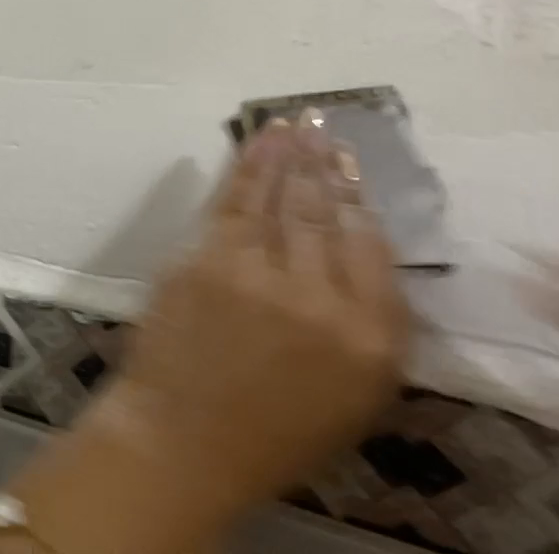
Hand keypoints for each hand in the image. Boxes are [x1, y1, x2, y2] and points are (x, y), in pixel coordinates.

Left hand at [0, 117, 410, 553]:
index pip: (374, 250)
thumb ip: (366, 327)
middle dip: (324, 167)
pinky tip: (253, 148)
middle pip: (326, 216)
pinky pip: (229, 206)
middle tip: (325, 128)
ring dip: (285, 156)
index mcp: (371, 340)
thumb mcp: (354, 396)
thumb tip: (357, 254)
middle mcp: (319, 299)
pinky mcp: (203, 261)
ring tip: (293, 123)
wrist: (185, 436)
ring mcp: (255, 274)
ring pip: (277, 200)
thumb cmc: (275, 430)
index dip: (360, 201)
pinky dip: (242, 171)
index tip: (352, 168)